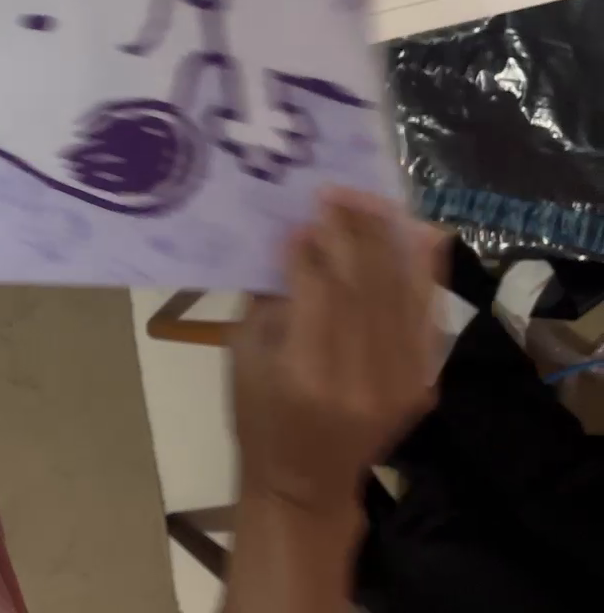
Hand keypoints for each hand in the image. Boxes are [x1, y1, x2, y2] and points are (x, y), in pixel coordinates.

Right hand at [233, 188, 446, 517]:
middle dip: (353, 236)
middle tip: (336, 193)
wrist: (304, 475)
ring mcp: (403, 383)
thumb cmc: (254, 410)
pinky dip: (424, 276)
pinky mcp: (425, 383)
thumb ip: (270, 304)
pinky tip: (420, 240)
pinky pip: (424, 320)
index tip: (299, 215)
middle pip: (367, 292)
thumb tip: (292, 247)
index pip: (319, 298)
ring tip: (374, 203)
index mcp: (303, 372)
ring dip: (389, 245)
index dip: (311, 253)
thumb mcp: (243, 354)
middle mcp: (362, 378)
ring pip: (403, 300)